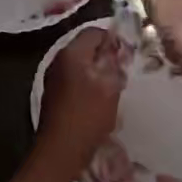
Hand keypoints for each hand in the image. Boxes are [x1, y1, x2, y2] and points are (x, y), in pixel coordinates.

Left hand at [37, 28, 123, 165]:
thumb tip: (115, 50)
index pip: (93, 32)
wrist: (61, 149)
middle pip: (85, 48)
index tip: (128, 53)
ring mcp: (53, 79)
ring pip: (80, 65)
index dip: (113, 39)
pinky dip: (88, 84)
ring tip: (114, 85)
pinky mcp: (53, 95)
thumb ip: (113, 63)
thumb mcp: (109, 86)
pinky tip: (99, 99)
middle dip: (105, 56)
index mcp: (71, 53)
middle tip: (123, 70)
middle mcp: (57, 61)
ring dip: (97, 71)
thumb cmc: (88, 115)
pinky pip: (74, 80)